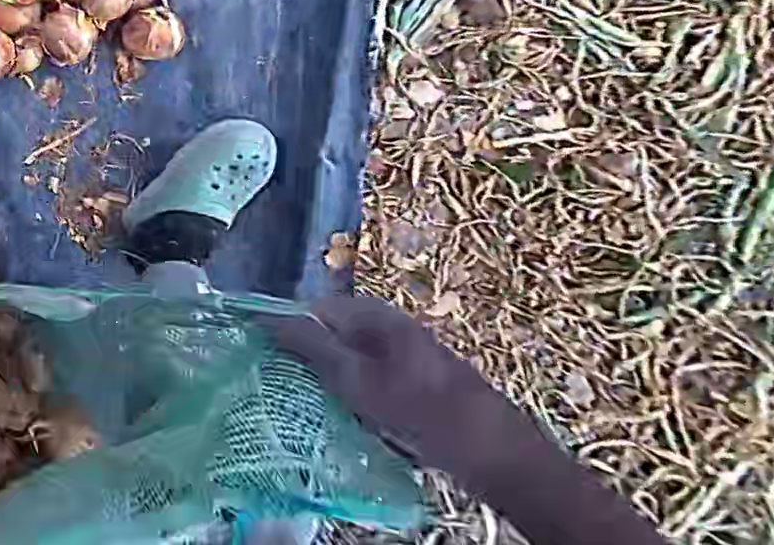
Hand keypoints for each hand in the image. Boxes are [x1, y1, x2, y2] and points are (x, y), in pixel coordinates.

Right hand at [272, 294, 541, 484]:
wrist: (510, 464)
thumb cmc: (426, 414)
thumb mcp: (356, 380)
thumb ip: (308, 344)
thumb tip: (263, 316)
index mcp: (371, 313)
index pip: (308, 309)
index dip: (286, 332)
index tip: (270, 360)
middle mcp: (387, 323)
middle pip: (330, 334)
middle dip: (312, 359)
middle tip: (299, 389)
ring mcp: (407, 351)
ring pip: (351, 359)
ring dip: (337, 381)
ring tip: (329, 407)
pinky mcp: (420, 379)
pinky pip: (373, 378)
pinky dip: (362, 395)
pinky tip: (363, 420)